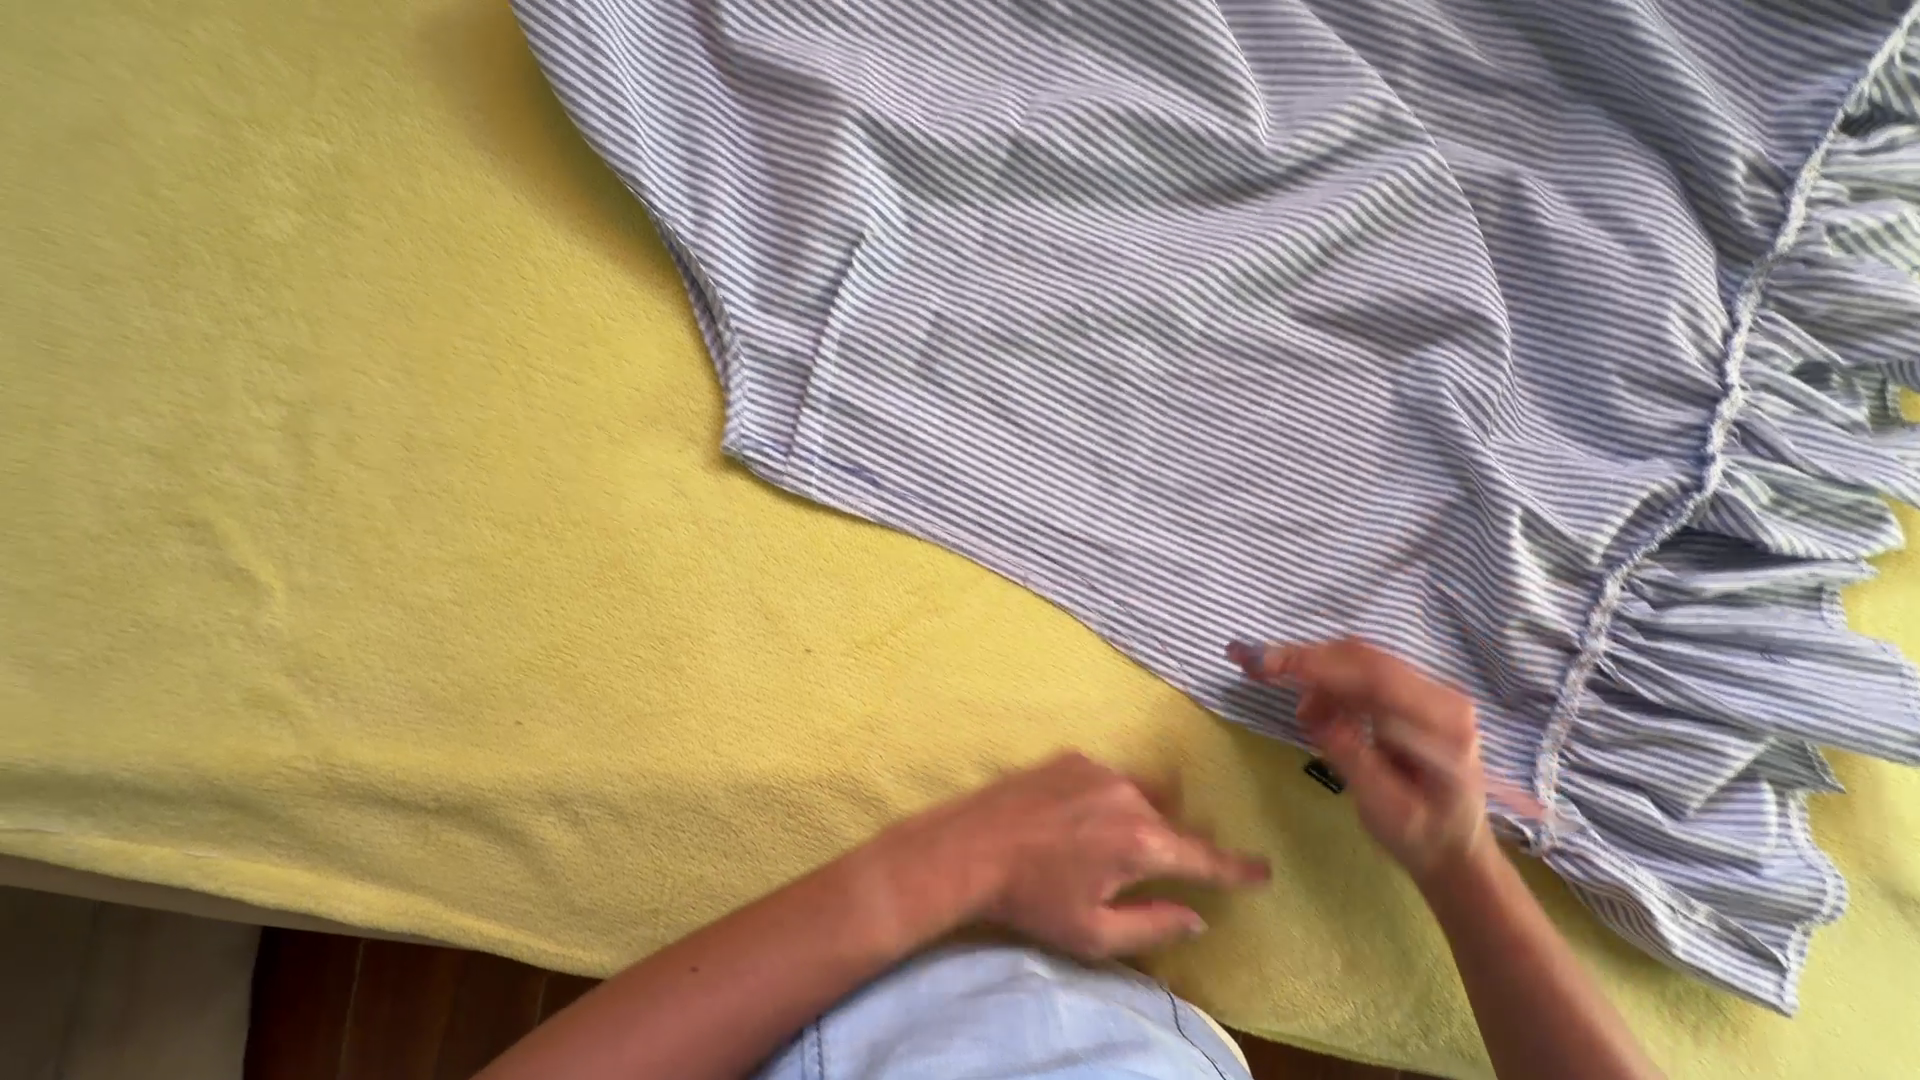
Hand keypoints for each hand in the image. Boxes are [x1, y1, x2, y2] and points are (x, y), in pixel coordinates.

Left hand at [895, 752, 1269, 958]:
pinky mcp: (1071, 757)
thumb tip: (1196, 915)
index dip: (1237, 869)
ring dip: (1137, 820)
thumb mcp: (1094, 934)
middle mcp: (1129, 796)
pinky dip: (1105, 801)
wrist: (968, 847)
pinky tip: (1072, 821)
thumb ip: (1155, 925)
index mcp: (1141, 843)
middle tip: (1140, 871)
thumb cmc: (1031, 899)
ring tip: (1099, 848)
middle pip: (1170, 824)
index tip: (1264, 871)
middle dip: (1169, 848)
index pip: (1203, 858)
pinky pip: (1107, 780)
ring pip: (1141, 796)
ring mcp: (1098, 770)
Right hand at [1229, 638, 1491, 884]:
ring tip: (1295, 708)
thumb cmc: (1422, 836)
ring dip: (1314, 673)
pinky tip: (1314, 709)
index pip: (1375, 678)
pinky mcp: (1410, 695)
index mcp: (1442, 725)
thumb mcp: (1383, 807)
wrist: (1455, 849)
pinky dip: (1327, 683)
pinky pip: (1361, 673)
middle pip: (1363, 659)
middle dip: (1305, 658)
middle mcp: (1440, 697)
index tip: (1267, 664)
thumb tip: (1314, 714)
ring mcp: (1426, 693)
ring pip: (1358, 660)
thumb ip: (1352, 756)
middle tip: (1253, 664)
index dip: (1318, 665)